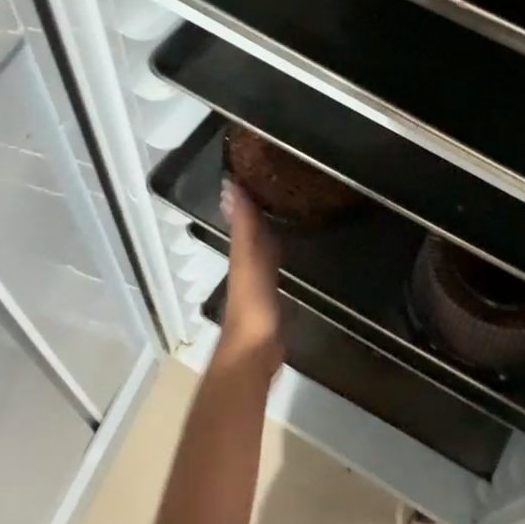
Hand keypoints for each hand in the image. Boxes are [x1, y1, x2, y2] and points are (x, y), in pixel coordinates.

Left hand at [215, 182, 282, 381]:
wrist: (254, 354)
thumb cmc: (251, 307)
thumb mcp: (247, 261)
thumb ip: (243, 227)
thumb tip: (229, 185)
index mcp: (242, 256)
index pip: (245, 218)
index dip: (249, 196)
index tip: (260, 169)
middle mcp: (248, 267)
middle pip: (256, 233)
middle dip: (265, 212)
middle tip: (285, 187)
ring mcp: (260, 285)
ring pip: (266, 251)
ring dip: (274, 234)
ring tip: (295, 214)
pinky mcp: (274, 302)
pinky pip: (277, 270)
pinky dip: (282, 258)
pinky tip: (293, 257)